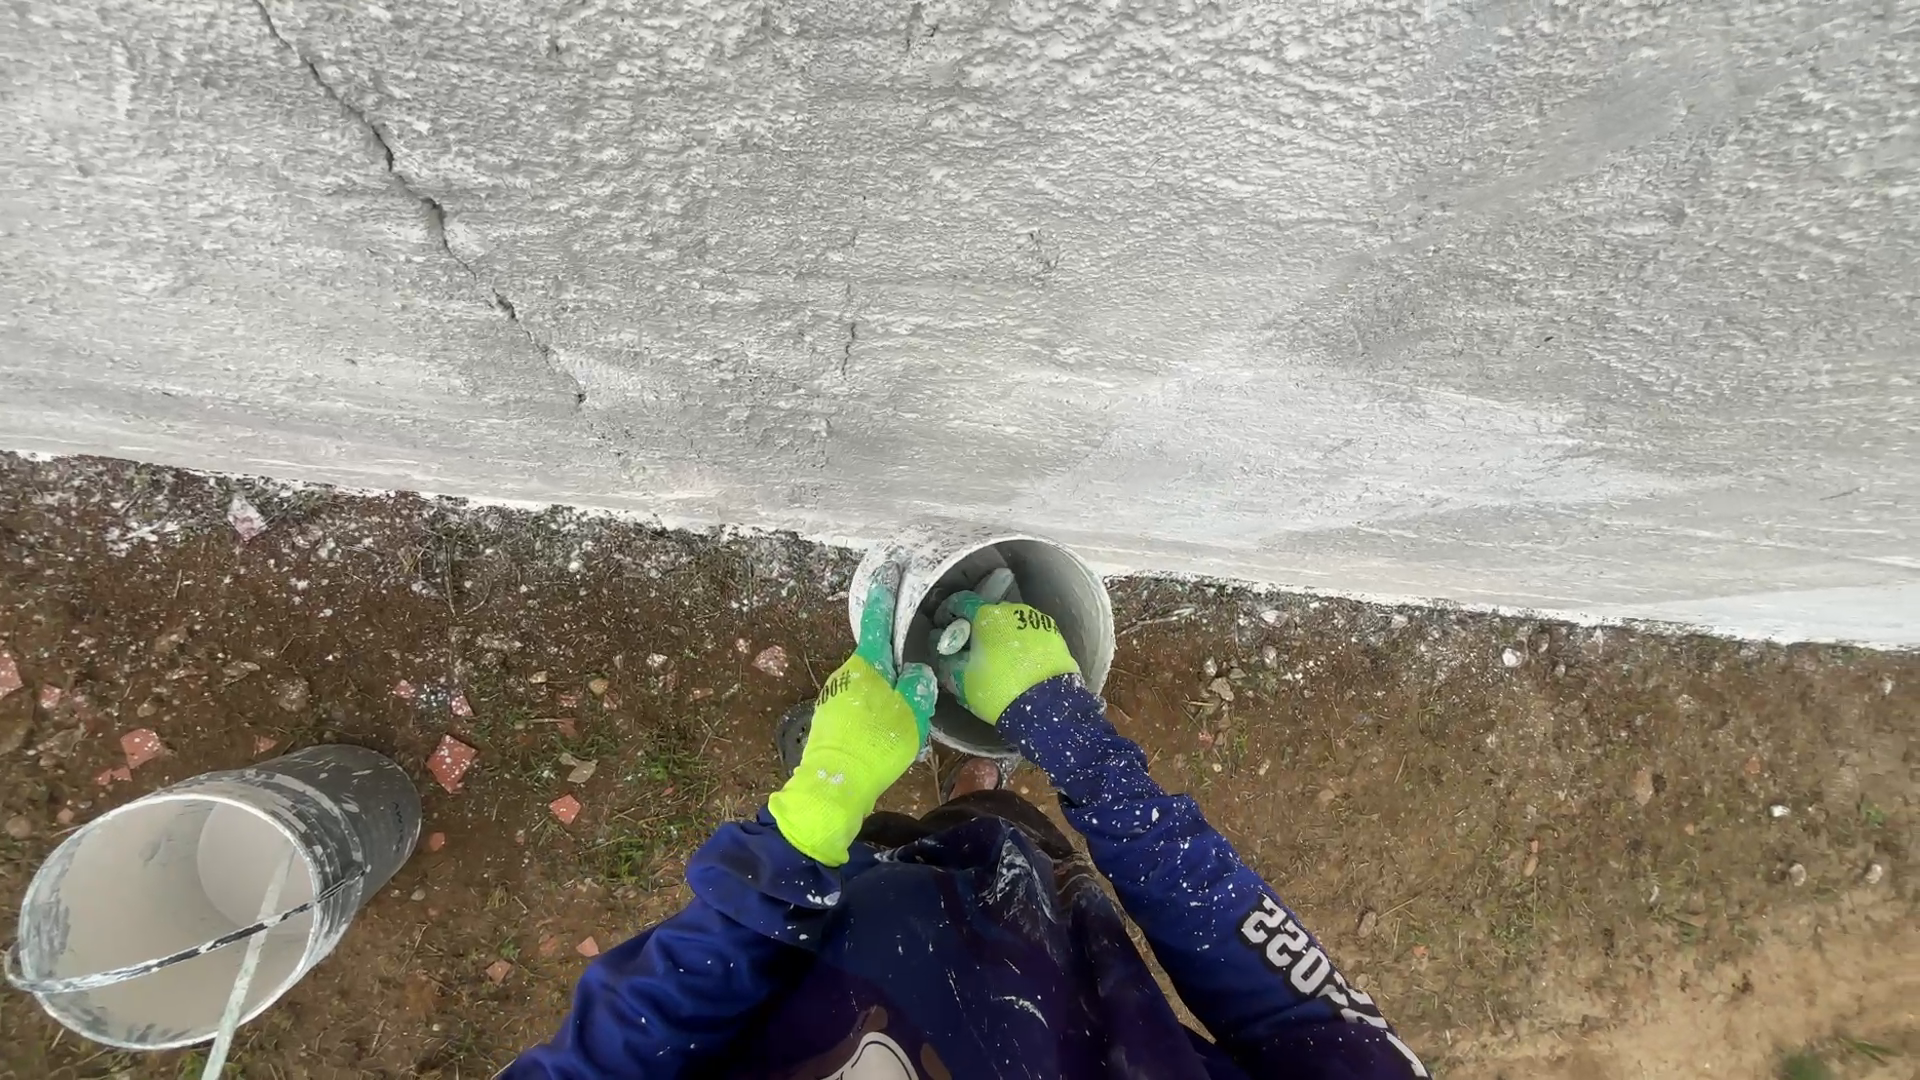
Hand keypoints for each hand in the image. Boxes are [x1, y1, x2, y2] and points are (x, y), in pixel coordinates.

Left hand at [766, 558, 936, 865]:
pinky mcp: (830, 717)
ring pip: (869, 679)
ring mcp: (834, 695)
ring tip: (906, 706)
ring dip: (887, 684)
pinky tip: (886, 727)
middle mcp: (846, 673)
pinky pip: (860, 700)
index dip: (887, 592)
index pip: (879, 619)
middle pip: (876, 653)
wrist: (831, 788)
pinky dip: (876, 704)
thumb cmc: (874, 746)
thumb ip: (918, 687)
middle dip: (895, 652)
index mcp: (867, 665)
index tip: (891, 566)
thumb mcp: (911, 716)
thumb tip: (919, 670)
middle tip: (918, 655)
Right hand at [930, 590, 1078, 725]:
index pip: (960, 602)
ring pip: (1009, 622)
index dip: (948, 613)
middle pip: (986, 612)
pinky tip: (1018, 662)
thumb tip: (940, 648)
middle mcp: (1012, 610)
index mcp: (986, 615)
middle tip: (969, 648)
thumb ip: (945, 659)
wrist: (1046, 706)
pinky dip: (1020, 642)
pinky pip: (1029, 632)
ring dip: (999, 634)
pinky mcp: (1054, 634)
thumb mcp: (961, 679)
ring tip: (996, 657)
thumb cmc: (998, 689)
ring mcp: (1036, 620)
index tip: (944, 628)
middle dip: (975, 627)